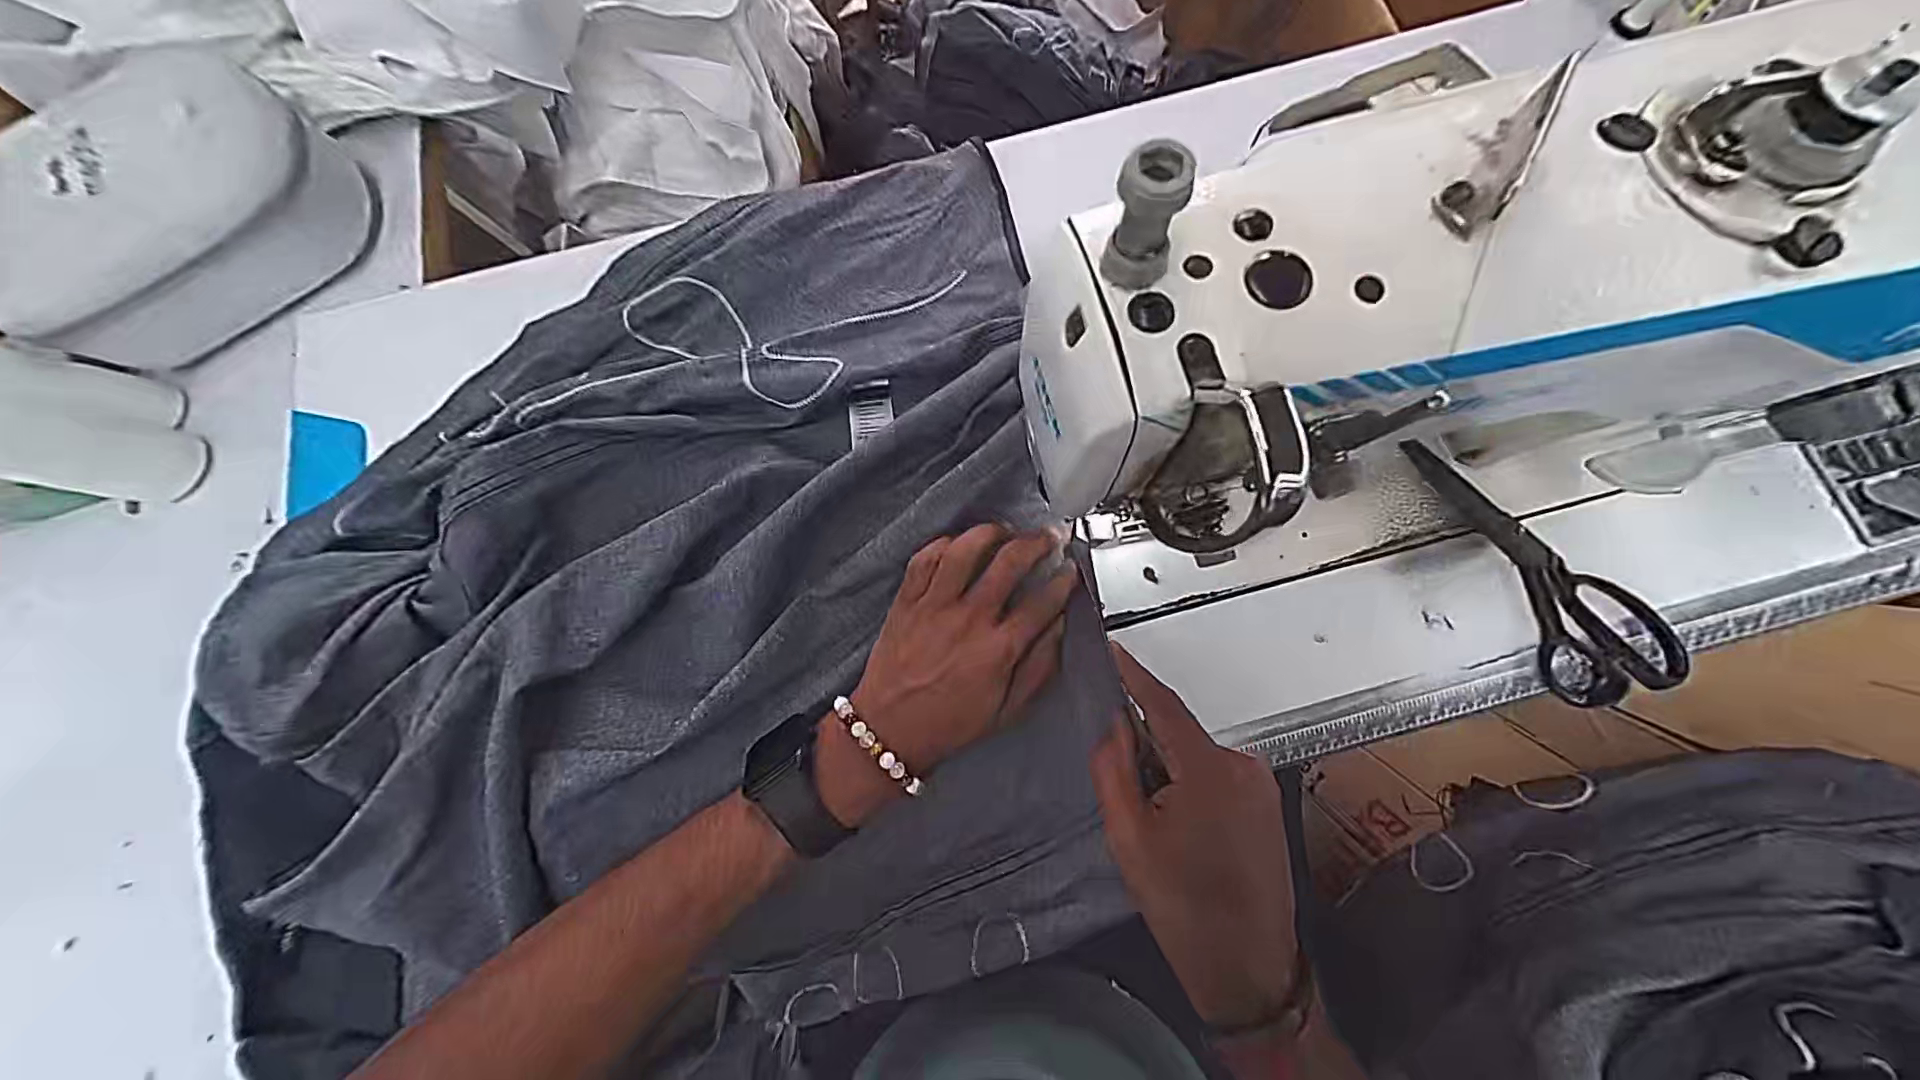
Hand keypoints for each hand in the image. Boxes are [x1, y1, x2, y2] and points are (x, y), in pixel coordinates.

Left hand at [814, 524, 1079, 827]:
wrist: (891, 730)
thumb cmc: (947, 723)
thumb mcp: (1008, 710)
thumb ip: (1040, 667)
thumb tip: (1060, 629)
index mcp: (997, 650)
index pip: (1042, 600)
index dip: (1063, 580)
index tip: (1070, 571)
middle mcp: (968, 621)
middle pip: (1010, 561)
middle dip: (1037, 542)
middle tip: (1047, 538)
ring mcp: (934, 607)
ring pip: (966, 549)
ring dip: (992, 532)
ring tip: (1005, 532)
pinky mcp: (907, 602)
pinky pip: (925, 558)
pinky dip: (944, 543)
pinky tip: (959, 544)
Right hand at [1090, 643, 1300, 1031]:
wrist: (1248, 968)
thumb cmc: (1185, 908)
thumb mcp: (1128, 836)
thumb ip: (1114, 769)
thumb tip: (1113, 725)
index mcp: (1207, 769)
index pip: (1161, 703)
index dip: (1133, 673)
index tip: (1112, 648)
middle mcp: (1242, 767)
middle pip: (1178, 732)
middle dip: (1146, 746)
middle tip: (1126, 787)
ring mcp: (1259, 785)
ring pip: (1196, 755)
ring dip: (1169, 770)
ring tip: (1157, 824)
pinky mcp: (1266, 803)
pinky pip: (1217, 773)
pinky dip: (1191, 783)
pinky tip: (1182, 829)